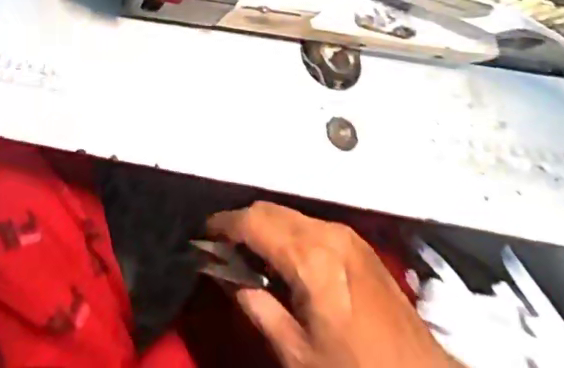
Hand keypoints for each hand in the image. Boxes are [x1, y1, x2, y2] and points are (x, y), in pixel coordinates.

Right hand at [206, 203, 452, 367]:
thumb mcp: (297, 352)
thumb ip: (254, 306)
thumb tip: (224, 276)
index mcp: (310, 257)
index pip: (251, 221)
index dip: (221, 226)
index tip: (202, 238)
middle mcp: (328, 234)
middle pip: (269, 211)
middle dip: (241, 225)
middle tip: (221, 252)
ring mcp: (348, 237)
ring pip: (289, 216)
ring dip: (265, 229)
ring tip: (249, 261)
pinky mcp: (360, 247)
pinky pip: (310, 226)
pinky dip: (288, 235)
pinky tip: (283, 264)